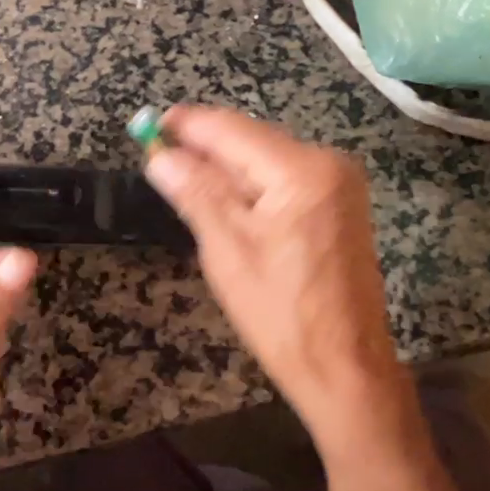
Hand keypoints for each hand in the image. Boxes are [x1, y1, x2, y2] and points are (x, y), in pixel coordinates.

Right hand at [142, 106, 402, 431]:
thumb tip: (159, 156)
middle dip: (203, 147)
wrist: (343, 365)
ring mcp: (339, 186)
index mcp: (302, 170)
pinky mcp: (338, 209)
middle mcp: (328, 165)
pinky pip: (282, 182)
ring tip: (179, 178)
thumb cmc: (280, 311)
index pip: (231, 130)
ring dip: (223, 168)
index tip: (146, 125)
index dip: (186, 126)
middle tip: (156, 156)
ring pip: (265, 161)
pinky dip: (248, 187)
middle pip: (251, 140)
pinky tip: (220, 202)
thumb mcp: (227, 249)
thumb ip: (195, 193)